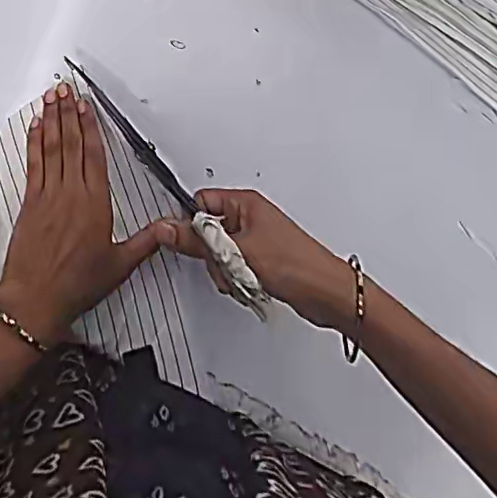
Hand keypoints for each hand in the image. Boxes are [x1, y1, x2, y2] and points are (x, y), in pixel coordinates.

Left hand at [0, 83, 165, 343]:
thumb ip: (145, 242)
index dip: (89, 126)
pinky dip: (33, 142)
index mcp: (94, 204)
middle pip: (70, 143)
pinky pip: (33, 164)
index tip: (86, 106)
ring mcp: (48, 195)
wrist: (36, 299)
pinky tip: (34, 127)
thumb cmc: (74, 284)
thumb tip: (166, 228)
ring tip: (51, 98)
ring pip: (51, 148)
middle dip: (68, 112)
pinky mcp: (30, 202)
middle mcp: (70, 194)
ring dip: (51, 119)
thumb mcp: (119, 265)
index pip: (93, 155)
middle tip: (66, 89)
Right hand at [159, 188, 355, 330]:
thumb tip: (167, 229)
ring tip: (243, 276)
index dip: (190, 222)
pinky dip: (236, 279)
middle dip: (211, 254)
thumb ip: (197, 241)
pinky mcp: (260, 260)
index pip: (199, 202)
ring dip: (224, 271)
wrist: (329, 295)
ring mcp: (255, 239)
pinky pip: (232, 267)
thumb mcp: (237, 251)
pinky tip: (250, 285)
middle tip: (225, 262)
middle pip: (207, 231)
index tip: (186, 240)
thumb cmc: (297, 264)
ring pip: (218, 253)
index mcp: (244, 202)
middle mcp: (249, 217)